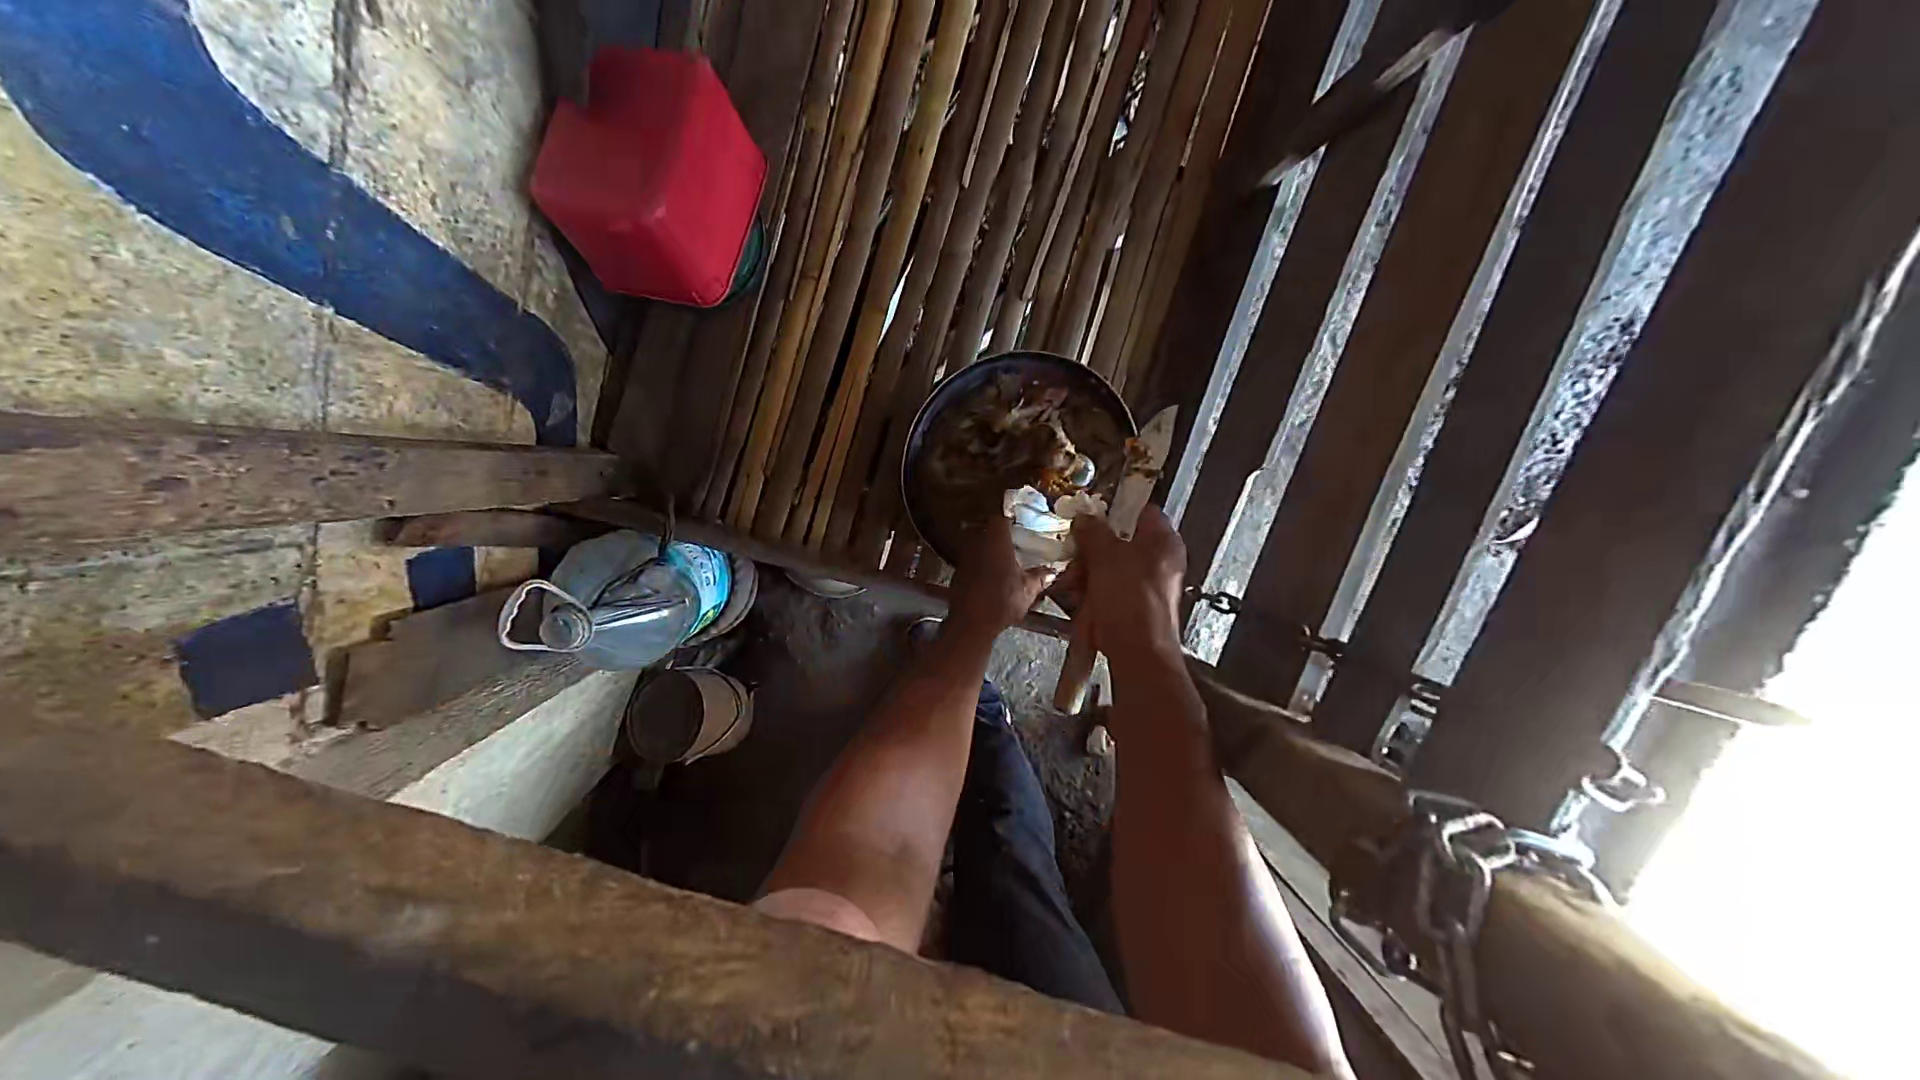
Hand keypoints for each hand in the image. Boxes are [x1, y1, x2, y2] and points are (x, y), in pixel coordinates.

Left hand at [947, 516, 1051, 636]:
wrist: (972, 623)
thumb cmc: (1002, 602)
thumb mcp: (1028, 590)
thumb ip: (1040, 577)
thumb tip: (1051, 572)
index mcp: (996, 541)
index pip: (1000, 518)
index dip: (1009, 520)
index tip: (1017, 525)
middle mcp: (977, 544)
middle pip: (983, 528)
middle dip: (994, 532)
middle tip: (1009, 540)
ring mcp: (964, 558)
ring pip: (973, 543)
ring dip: (984, 547)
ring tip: (999, 557)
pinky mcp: (956, 573)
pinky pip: (968, 560)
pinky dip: (977, 563)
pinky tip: (988, 575)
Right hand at [1059, 505, 1187, 667]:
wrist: (1138, 653)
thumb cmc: (1128, 599)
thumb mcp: (1105, 557)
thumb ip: (1093, 532)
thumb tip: (1084, 518)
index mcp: (1163, 541)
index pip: (1142, 510)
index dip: (1115, 509)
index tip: (1090, 514)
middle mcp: (1161, 560)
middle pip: (1122, 541)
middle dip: (1092, 548)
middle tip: (1074, 554)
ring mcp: (1150, 585)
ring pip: (1113, 567)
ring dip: (1087, 571)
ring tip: (1071, 581)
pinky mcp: (1137, 607)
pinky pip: (1112, 590)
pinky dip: (1094, 591)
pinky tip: (1076, 598)